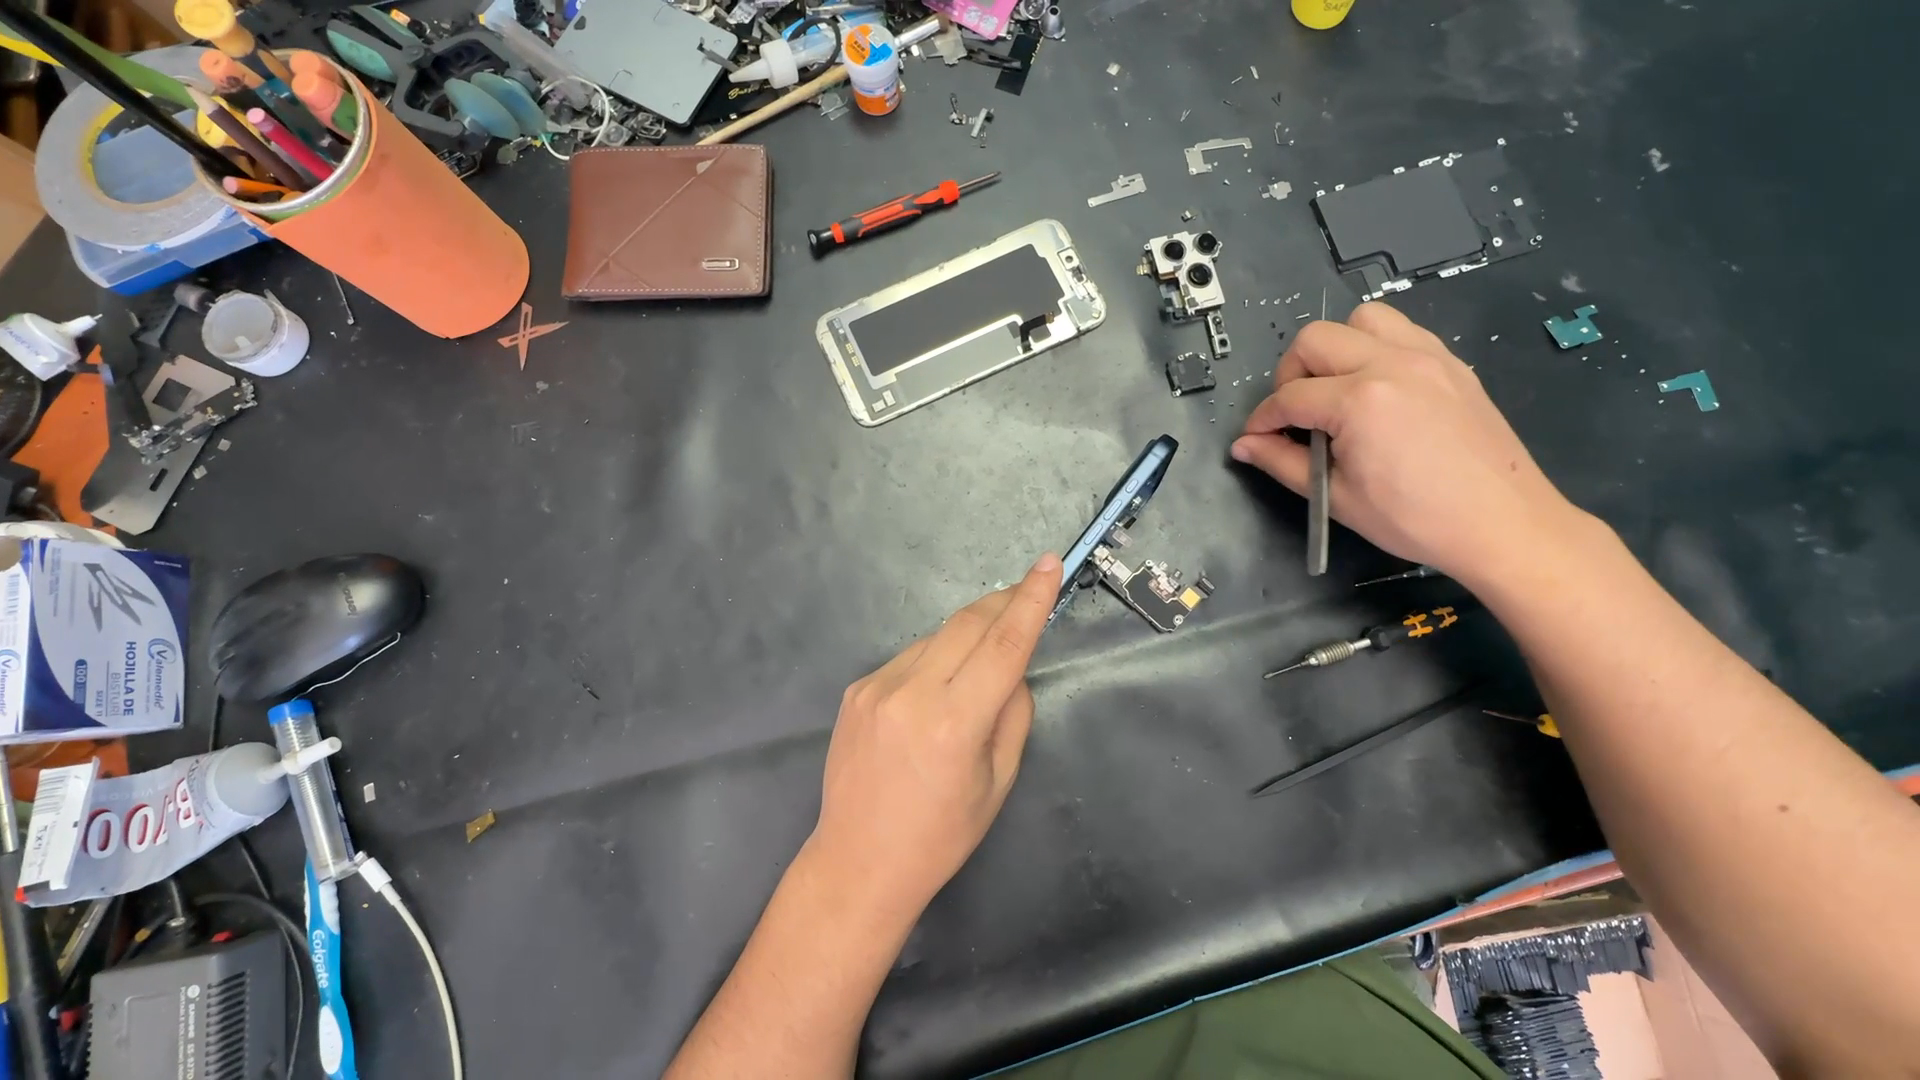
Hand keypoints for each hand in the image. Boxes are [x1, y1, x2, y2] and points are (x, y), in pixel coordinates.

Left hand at [808, 553, 1062, 915]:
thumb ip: (1012, 714)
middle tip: (1026, 596)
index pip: (1003, 646)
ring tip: (974, 675)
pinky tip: (933, 698)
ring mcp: (876, 688)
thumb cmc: (940, 836)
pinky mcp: (855, 690)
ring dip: (965, 639)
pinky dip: (933, 662)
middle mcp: (911, 694)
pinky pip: (908, 659)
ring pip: (936, 639)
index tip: (1048, 565)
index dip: (1030, 601)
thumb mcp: (997, 782)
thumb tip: (1011, 668)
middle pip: (967, 625)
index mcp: (953, 724)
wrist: (858, 861)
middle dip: (1001, 603)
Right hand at [1231, 302, 1580, 582]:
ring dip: (1336, 349)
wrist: (1502, 523)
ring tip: (1336, 391)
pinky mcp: (1451, 363)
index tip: (1256, 439)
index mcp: (1360, 401)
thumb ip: (1282, 463)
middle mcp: (1392, 363)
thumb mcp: (1336, 498)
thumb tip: (1244, 446)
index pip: (1288, 397)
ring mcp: (1427, 357)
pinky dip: (1376, 348)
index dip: (1262, 420)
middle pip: (1315, 340)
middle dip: (1291, 375)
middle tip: (1296, 415)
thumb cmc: (1415, 520)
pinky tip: (1375, 389)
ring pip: (1361, 320)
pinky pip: (1401, 331)